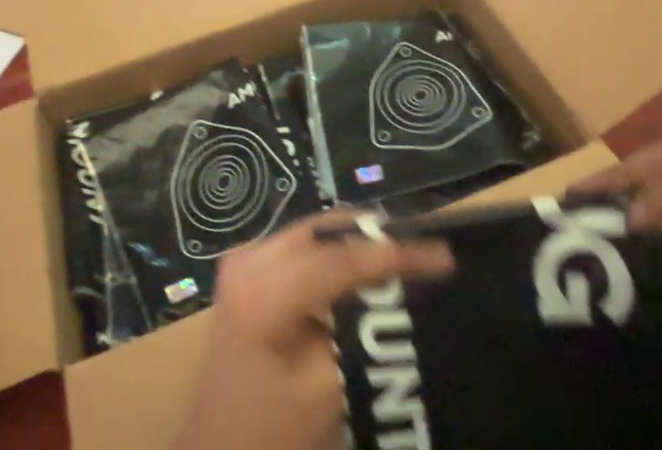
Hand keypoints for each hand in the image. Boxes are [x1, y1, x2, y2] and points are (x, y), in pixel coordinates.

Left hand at [173, 209, 454, 449]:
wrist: (218, 446)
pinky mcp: (246, 269)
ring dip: (359, 243)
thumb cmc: (273, 426)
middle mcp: (249, 260)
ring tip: (405, 258)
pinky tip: (366, 268)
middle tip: (426, 253)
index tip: (443, 257)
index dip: (396, 254)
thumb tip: (403, 288)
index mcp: (264, 291)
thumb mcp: (328, 385)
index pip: (342, 258)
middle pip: (327, 233)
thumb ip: (363, 327)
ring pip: (316, 234)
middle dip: (378, 239)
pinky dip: (336, 252)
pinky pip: (301, 246)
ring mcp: (243, 260)